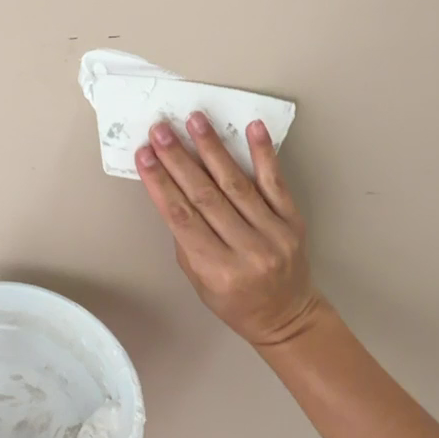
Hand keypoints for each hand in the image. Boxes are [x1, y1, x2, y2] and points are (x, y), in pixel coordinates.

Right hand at [135, 112, 321, 346]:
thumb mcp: (198, 279)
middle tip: (161, 130)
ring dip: (213, 148)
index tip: (144, 155)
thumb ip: (186, 238)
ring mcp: (274, 234)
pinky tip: (252, 127)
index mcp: (217, 269)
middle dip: (179, 159)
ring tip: (195, 120)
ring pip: (236, 183)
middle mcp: (247, 250)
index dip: (161, 183)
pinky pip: (276, 182)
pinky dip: (263, 153)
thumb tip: (172, 188)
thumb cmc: (233, 301)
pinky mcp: (293, 221)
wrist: (288, 316)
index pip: (182, 217)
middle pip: (206, 196)